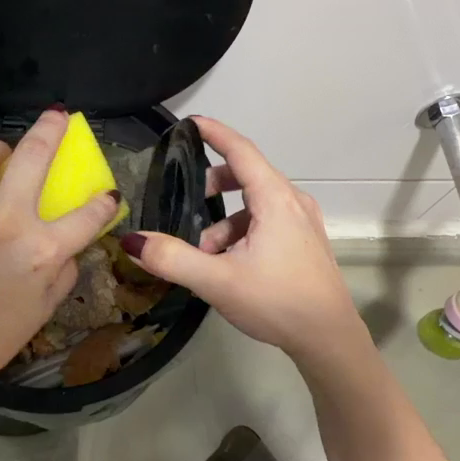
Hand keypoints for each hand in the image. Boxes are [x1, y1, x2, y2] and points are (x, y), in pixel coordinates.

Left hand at [0, 107, 121, 397]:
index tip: (106, 195)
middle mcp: (7, 221)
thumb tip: (68, 244)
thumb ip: (64, 269)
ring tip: (0, 162)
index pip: (88, 213)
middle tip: (56, 118)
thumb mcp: (45, 308)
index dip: (104, 201)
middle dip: (51, 129)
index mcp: (43, 250)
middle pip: (34, 154)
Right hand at [120, 116, 363, 360]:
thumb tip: (131, 240)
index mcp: (275, 200)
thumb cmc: (276, 302)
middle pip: (247, 178)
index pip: (241, 152)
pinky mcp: (305, 244)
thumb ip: (172, 259)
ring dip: (224, 222)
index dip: (215, 134)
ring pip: (254, 207)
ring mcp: (303, 224)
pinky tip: (229, 267)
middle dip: (213, 188)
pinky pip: (266, 224)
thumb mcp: (216, 281)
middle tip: (186, 204)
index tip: (192, 122)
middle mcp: (293, 203)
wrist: (327, 338)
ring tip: (206, 256)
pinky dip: (241, 235)